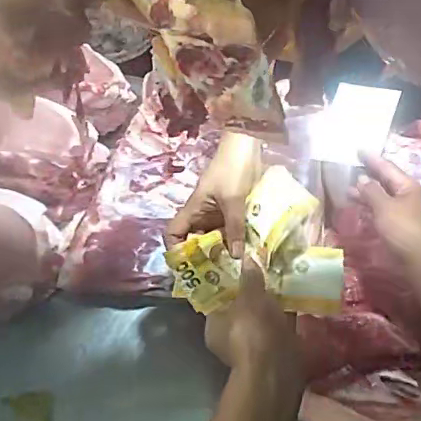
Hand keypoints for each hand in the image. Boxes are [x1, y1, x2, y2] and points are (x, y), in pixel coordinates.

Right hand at [169, 131, 262, 257]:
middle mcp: (203, 213)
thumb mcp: (234, 200)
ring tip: (234, 266)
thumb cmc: (233, 169)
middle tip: (218, 274)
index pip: (174, 233)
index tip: (190, 266)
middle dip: (204, 255)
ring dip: (223, 247)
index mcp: (194, 209)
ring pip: (215, 234)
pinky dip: (236, 237)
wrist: (247, 145)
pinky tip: (247, 249)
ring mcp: (218, 210)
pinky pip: (230, 227)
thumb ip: (235, 227)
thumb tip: (235, 257)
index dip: (176, 250)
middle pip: (196, 238)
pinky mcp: (234, 207)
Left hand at [203, 258, 300, 383]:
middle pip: (242, 305)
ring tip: (284, 276)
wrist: (277, 368)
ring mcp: (253, 343)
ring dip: (273, 301)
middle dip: (255, 289)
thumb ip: (249, 277)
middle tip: (267, 267)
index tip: (243, 263)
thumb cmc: (253, 330)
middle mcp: (230, 335)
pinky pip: (279, 324)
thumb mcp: (250, 296)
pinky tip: (296, 296)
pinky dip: (286, 313)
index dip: (230, 280)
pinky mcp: (273, 348)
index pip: (218, 297)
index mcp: (214, 323)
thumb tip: (247, 258)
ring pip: (262, 315)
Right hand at [356, 151, 420, 275]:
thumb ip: (372, 191)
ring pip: (385, 197)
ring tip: (349, 191)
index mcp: (408, 186)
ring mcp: (407, 211)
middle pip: (387, 181)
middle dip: (369, 176)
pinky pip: (385, 210)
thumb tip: (362, 178)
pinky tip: (363, 208)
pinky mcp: (403, 226)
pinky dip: (373, 206)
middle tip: (351, 169)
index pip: (387, 167)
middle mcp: (409, 195)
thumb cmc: (404, 229)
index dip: (372, 158)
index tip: (359, 149)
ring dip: (368, 193)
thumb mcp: (385, 207)